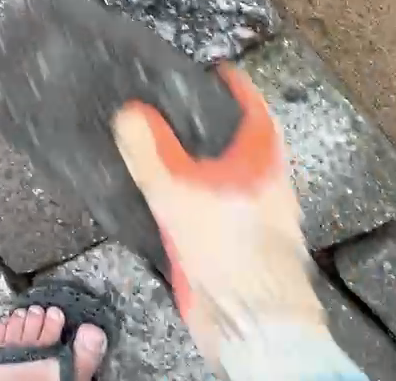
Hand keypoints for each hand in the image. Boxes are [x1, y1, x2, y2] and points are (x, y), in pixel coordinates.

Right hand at [110, 68, 327, 362]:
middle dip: (208, 123)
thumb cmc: (229, 251)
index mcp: (262, 161)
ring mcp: (254, 216)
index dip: (232, 85)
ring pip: (224, 174)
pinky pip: (212, 206)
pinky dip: (191, 195)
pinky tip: (163, 195)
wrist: (253, 327)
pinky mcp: (239, 244)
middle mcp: (265, 184)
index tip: (212, 69)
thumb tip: (130, 111)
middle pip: (238, 140)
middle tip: (174, 104)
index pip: (252, 108)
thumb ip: (149, 149)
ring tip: (161, 145)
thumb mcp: (176, 191)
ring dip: (197, 160)